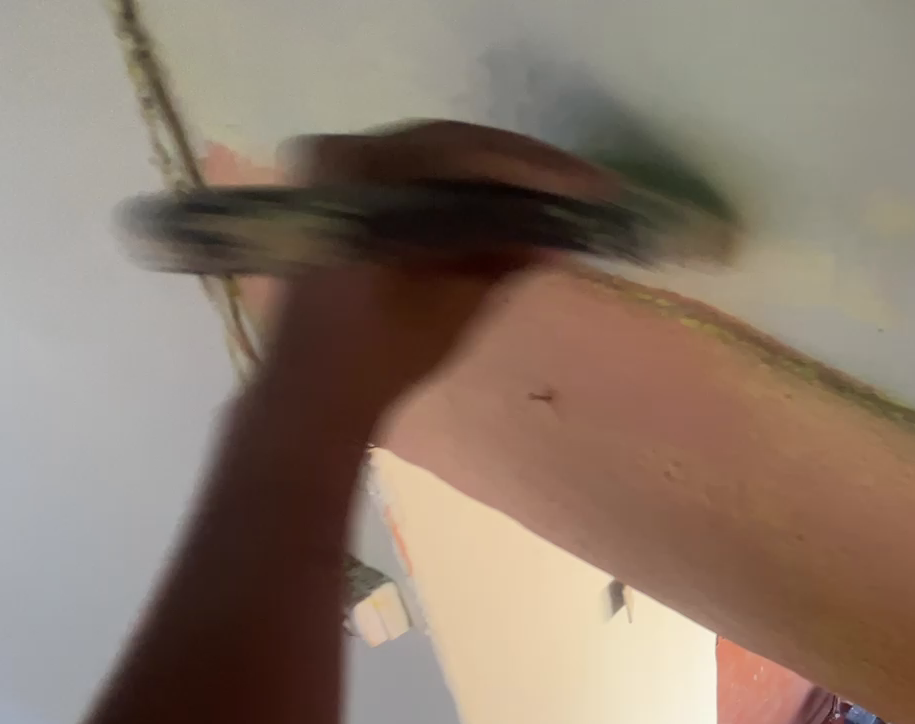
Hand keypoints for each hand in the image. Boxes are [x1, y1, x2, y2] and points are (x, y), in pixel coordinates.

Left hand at [261, 120, 618, 415]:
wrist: (319, 384)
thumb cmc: (382, 348)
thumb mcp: (458, 300)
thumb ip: (506, 257)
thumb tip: (560, 237)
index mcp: (359, 172)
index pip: (466, 152)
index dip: (539, 168)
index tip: (595, 186)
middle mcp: (344, 153)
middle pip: (456, 147)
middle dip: (530, 168)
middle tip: (590, 187)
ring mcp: (343, 171)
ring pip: (446, 160)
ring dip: (508, 180)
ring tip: (567, 196)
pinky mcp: (354, 195)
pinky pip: (429, 180)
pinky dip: (478, 195)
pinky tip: (523, 210)